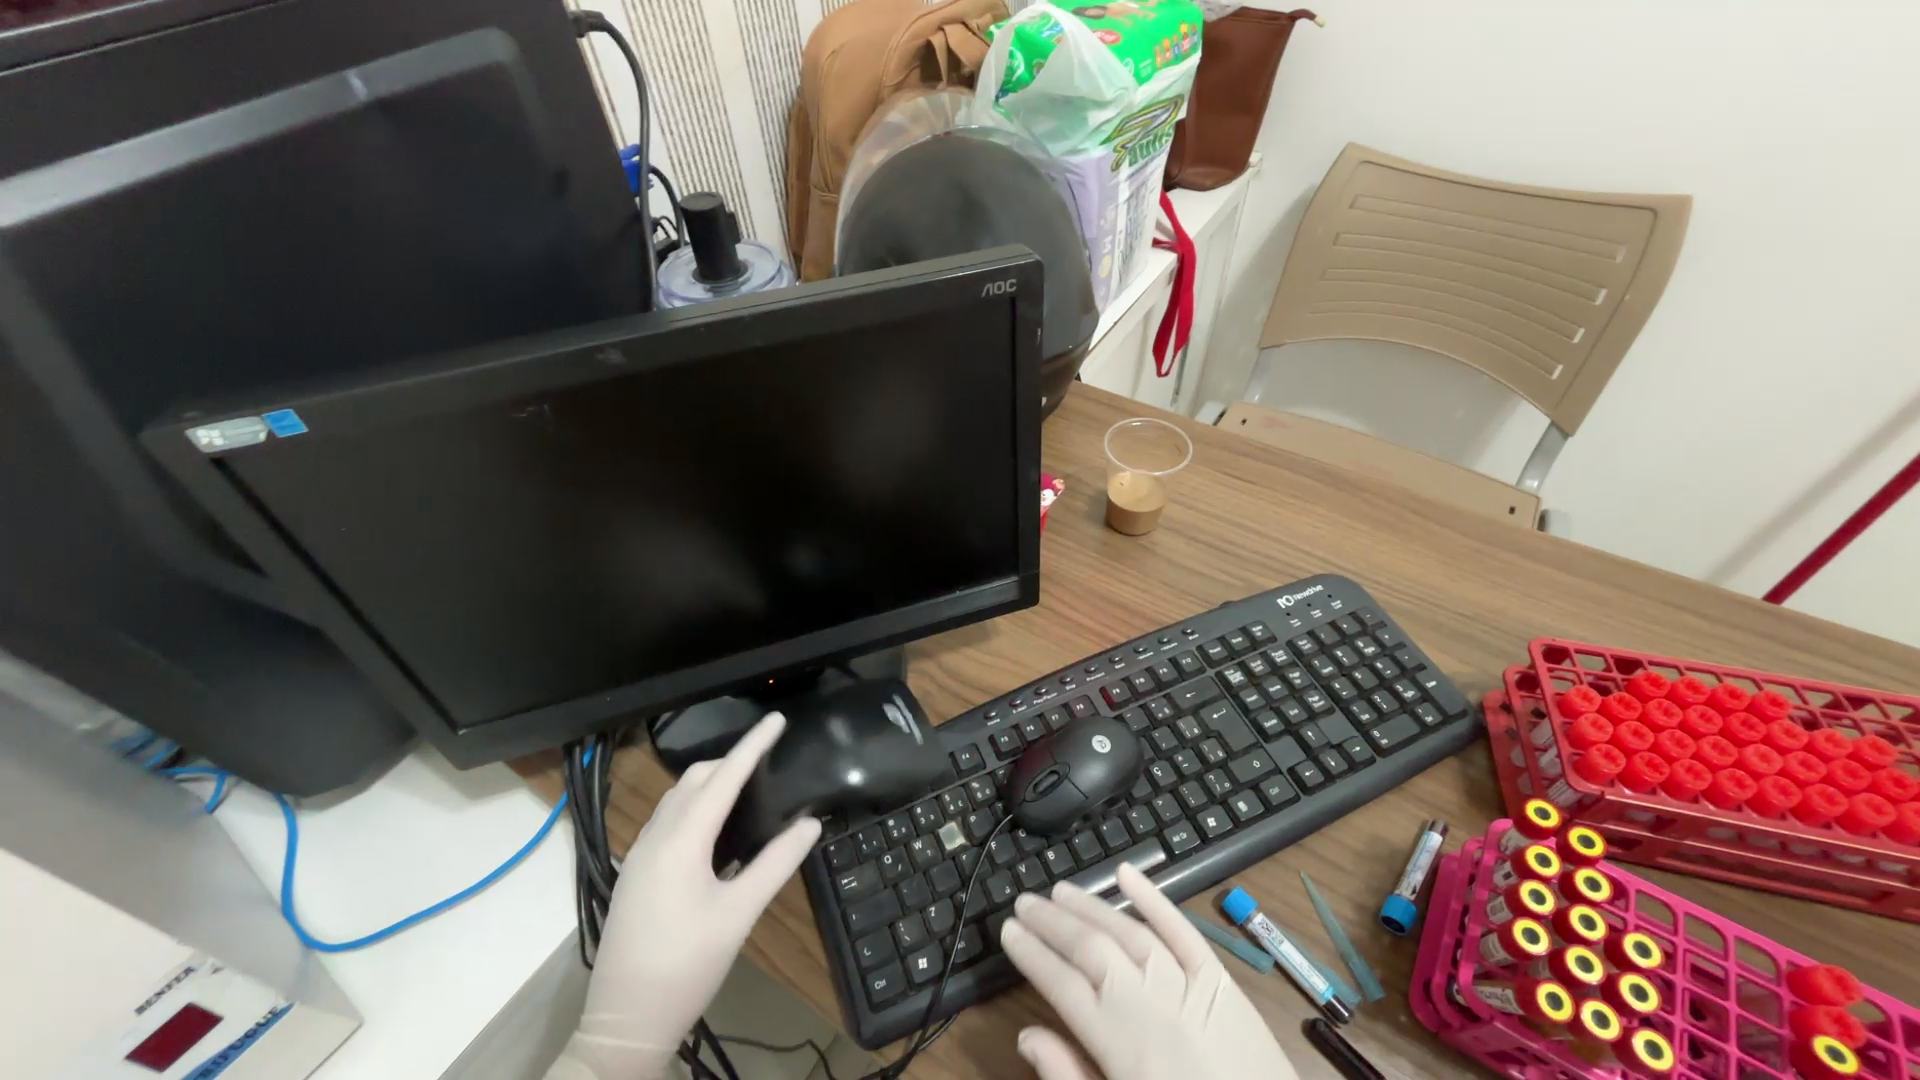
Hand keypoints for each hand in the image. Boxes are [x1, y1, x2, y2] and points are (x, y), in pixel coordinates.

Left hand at [560, 712, 821, 1079]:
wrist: (625, 1020)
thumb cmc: (687, 965)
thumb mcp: (739, 914)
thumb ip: (776, 864)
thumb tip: (811, 824)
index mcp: (682, 841)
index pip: (723, 778)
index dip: (752, 746)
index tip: (776, 720)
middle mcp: (656, 838)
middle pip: (695, 781)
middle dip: (730, 761)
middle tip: (768, 759)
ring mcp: (641, 856)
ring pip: (676, 800)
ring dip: (710, 784)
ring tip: (746, 787)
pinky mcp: (636, 874)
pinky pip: (667, 821)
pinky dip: (694, 808)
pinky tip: (715, 831)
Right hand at [998, 863, 1299, 1079]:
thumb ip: (1070, 1076)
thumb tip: (1028, 1036)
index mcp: (1121, 1046)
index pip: (1062, 985)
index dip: (1031, 955)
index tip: (1008, 932)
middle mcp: (1149, 1005)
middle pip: (1090, 949)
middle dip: (1051, 922)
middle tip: (1024, 902)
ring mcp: (1187, 986)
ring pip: (1128, 932)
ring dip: (1091, 906)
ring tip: (1060, 891)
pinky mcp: (1220, 979)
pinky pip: (1182, 930)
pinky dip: (1154, 898)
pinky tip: (1128, 874)